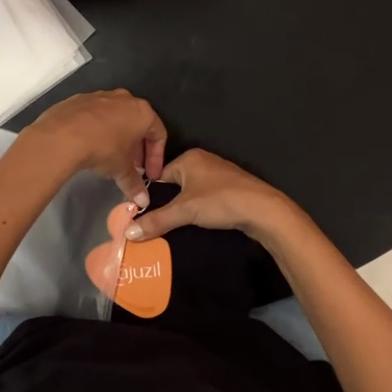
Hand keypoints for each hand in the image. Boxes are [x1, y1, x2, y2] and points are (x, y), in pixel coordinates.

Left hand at [22, 90, 166, 206]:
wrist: (62, 135)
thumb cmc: (103, 148)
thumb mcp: (121, 169)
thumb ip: (134, 184)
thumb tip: (143, 202)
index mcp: (142, 112)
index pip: (158, 135)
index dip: (156, 158)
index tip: (151, 175)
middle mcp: (124, 99)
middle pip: (137, 124)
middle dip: (137, 148)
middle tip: (133, 168)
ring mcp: (101, 96)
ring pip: (116, 118)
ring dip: (118, 137)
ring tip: (111, 157)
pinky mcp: (80, 99)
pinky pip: (96, 115)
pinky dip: (98, 129)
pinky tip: (90, 144)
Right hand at [128, 149, 309, 242]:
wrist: (263, 210)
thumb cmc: (220, 201)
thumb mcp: (184, 211)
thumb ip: (156, 221)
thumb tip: (128, 233)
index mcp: (188, 158)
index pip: (158, 175)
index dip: (148, 196)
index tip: (138, 215)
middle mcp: (202, 161)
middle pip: (173, 185)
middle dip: (164, 204)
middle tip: (150, 225)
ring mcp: (217, 175)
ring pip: (189, 193)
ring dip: (181, 209)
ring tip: (168, 228)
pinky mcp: (228, 189)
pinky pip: (203, 198)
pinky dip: (197, 210)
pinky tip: (193, 225)